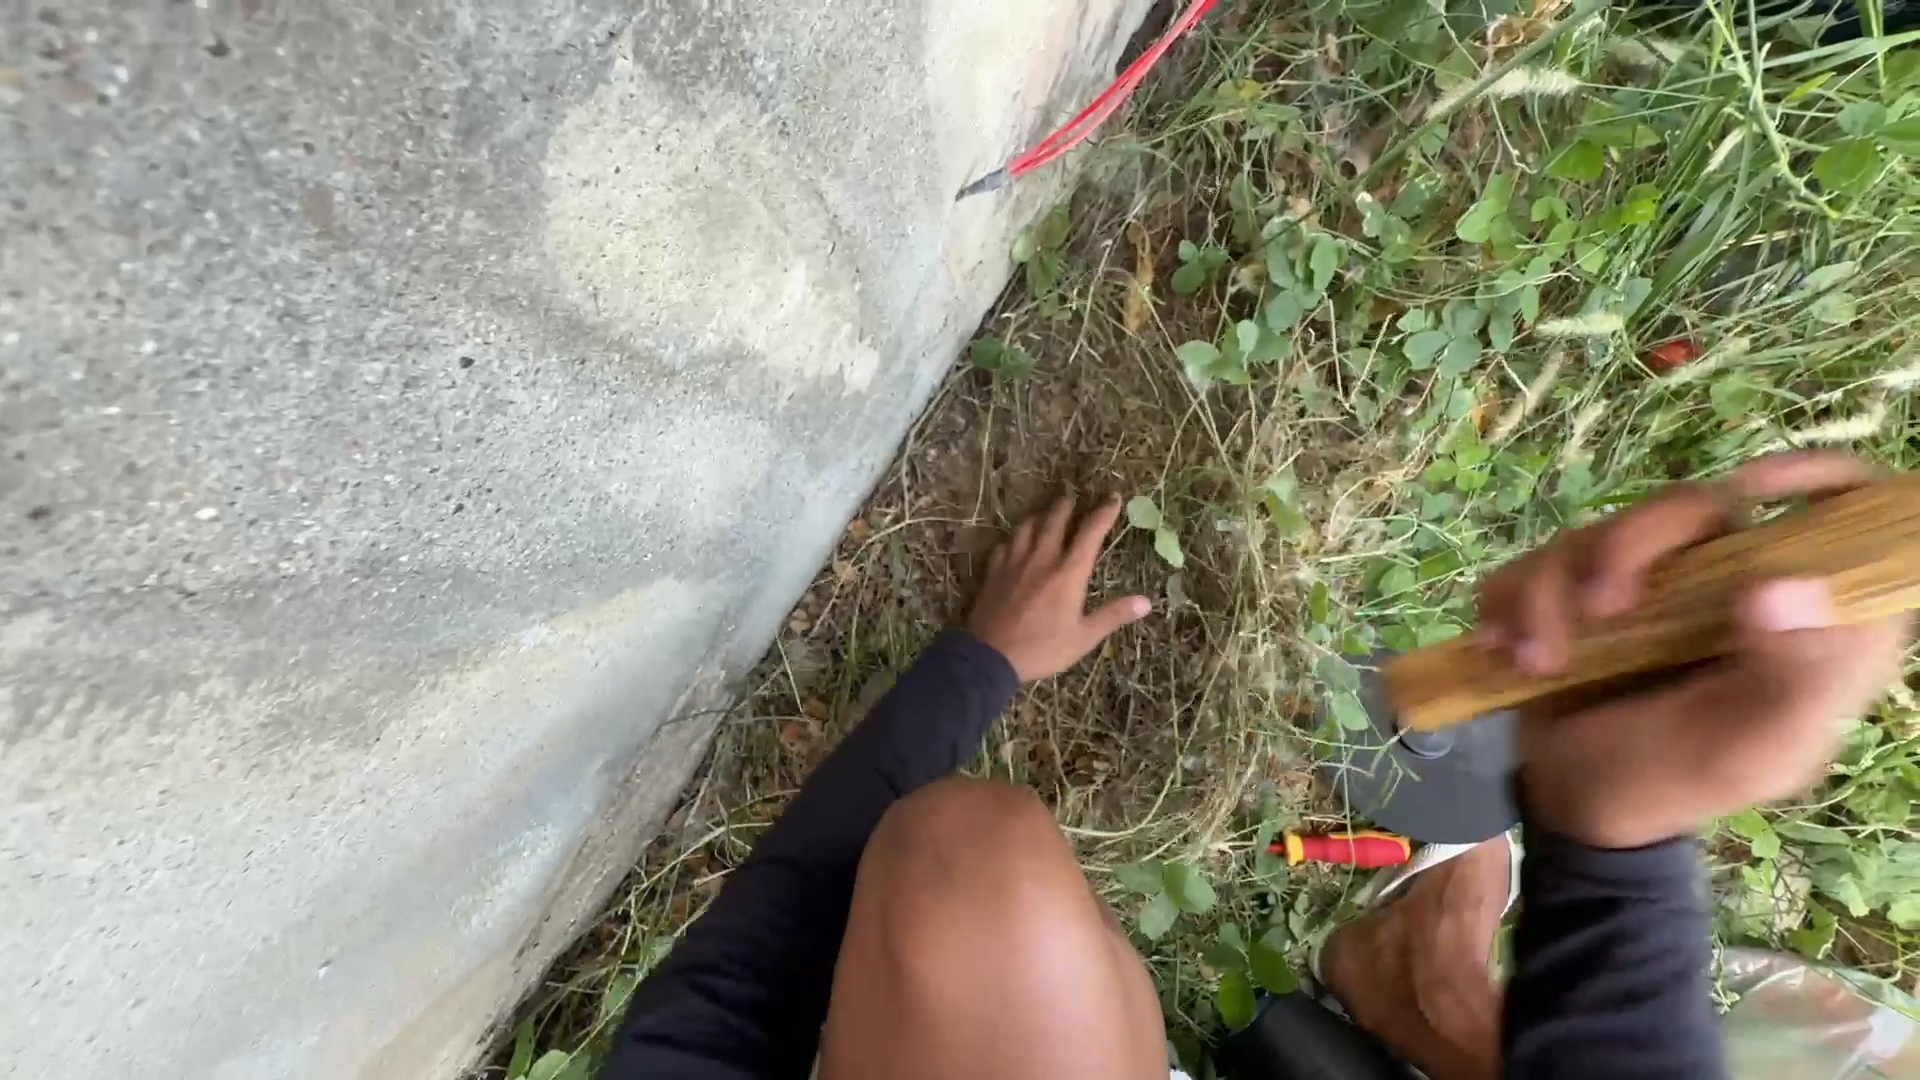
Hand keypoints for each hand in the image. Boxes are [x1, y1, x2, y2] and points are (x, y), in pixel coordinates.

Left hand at [968, 495, 1152, 681]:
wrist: (990, 656)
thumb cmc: (1043, 648)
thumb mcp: (1084, 637)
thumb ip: (1113, 615)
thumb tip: (1146, 602)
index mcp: (1068, 572)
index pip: (1090, 532)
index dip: (1104, 512)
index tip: (1113, 498)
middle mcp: (1041, 558)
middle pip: (1054, 520)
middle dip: (1066, 506)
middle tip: (1072, 497)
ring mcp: (1014, 562)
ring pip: (1027, 527)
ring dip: (1039, 516)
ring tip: (1045, 515)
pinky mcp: (993, 571)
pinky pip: (1005, 544)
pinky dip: (1014, 538)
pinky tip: (1015, 543)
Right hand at [1476, 450, 1910, 848]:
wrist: (1574, 798)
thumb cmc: (1674, 780)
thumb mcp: (1751, 748)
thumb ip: (1792, 676)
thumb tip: (1779, 588)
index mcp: (1796, 614)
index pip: (1841, 516)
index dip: (1817, 481)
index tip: (1754, 488)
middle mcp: (1715, 582)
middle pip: (1682, 508)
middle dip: (1623, 550)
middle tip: (1598, 610)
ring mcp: (1631, 586)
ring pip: (1585, 537)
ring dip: (1545, 597)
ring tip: (1535, 661)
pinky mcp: (1560, 596)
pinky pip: (1522, 568)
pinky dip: (1505, 608)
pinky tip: (1503, 650)